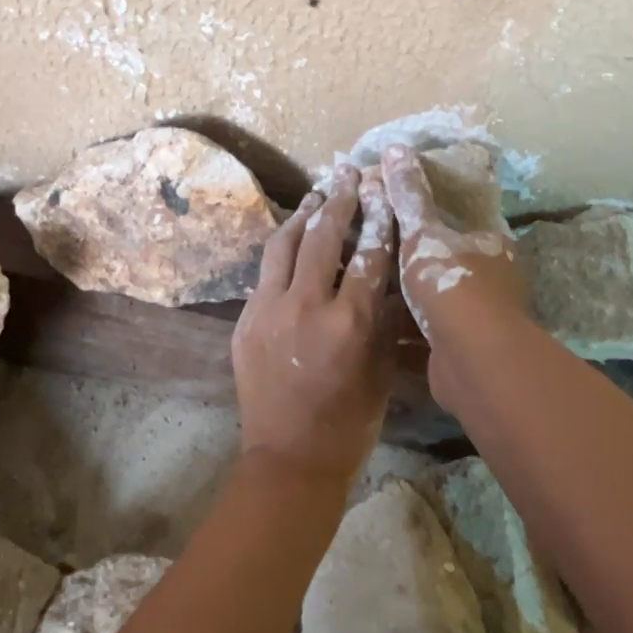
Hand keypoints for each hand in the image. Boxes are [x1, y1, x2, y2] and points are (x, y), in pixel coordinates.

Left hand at [231, 165, 396, 482]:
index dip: (377, 217)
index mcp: (350, 322)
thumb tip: (386, 276)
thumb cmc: (349, 421)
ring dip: (304, 215)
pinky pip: (265, 272)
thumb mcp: (382, 369)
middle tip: (348, 174)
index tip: (382, 190)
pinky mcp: (246, 319)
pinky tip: (292, 237)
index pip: (368, 254)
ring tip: (317, 194)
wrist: (289, 458)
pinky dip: (282, 249)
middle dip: (340, 199)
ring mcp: (269, 310)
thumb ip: (383, 318)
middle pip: (324, 236)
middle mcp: (307, 306)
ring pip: (285, 244)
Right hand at [381, 144, 529, 411]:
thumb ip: (409, 196)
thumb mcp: (423, 235)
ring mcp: (474, 320)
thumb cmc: (451, 286)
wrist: (471, 362)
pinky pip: (420, 334)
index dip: (422, 216)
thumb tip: (394, 148)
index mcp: (490, 245)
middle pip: (441, 262)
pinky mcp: (456, 352)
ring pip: (429, 301)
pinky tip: (364, 324)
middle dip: (406, 261)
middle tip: (364, 251)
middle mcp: (489, 281)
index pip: (457, 220)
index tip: (386, 213)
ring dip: (398, 299)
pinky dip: (396, 331)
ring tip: (356, 286)